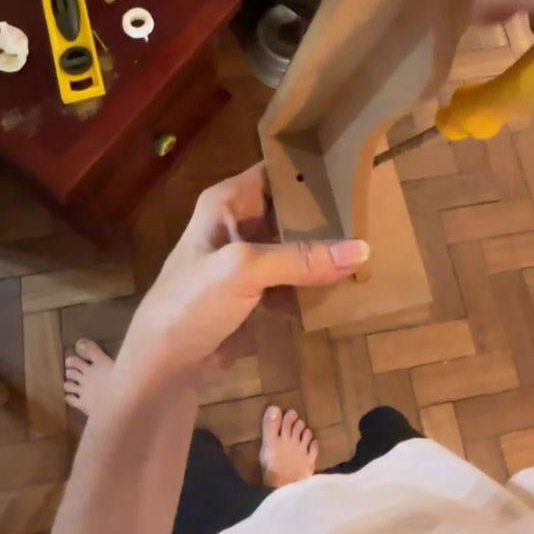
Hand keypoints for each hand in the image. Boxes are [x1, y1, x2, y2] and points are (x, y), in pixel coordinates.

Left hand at [115, 165, 368, 391]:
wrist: (163, 367)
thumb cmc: (192, 302)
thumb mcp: (245, 269)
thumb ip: (300, 258)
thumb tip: (362, 249)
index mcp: (226, 202)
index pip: (274, 171)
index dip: (307, 167)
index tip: (351, 167)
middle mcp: (235, 223)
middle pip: (288, 210)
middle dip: (323, 214)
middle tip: (370, 212)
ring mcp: (244, 260)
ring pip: (291, 248)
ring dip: (320, 253)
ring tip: (368, 248)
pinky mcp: (251, 294)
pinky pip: (290, 281)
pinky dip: (310, 286)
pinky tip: (340, 290)